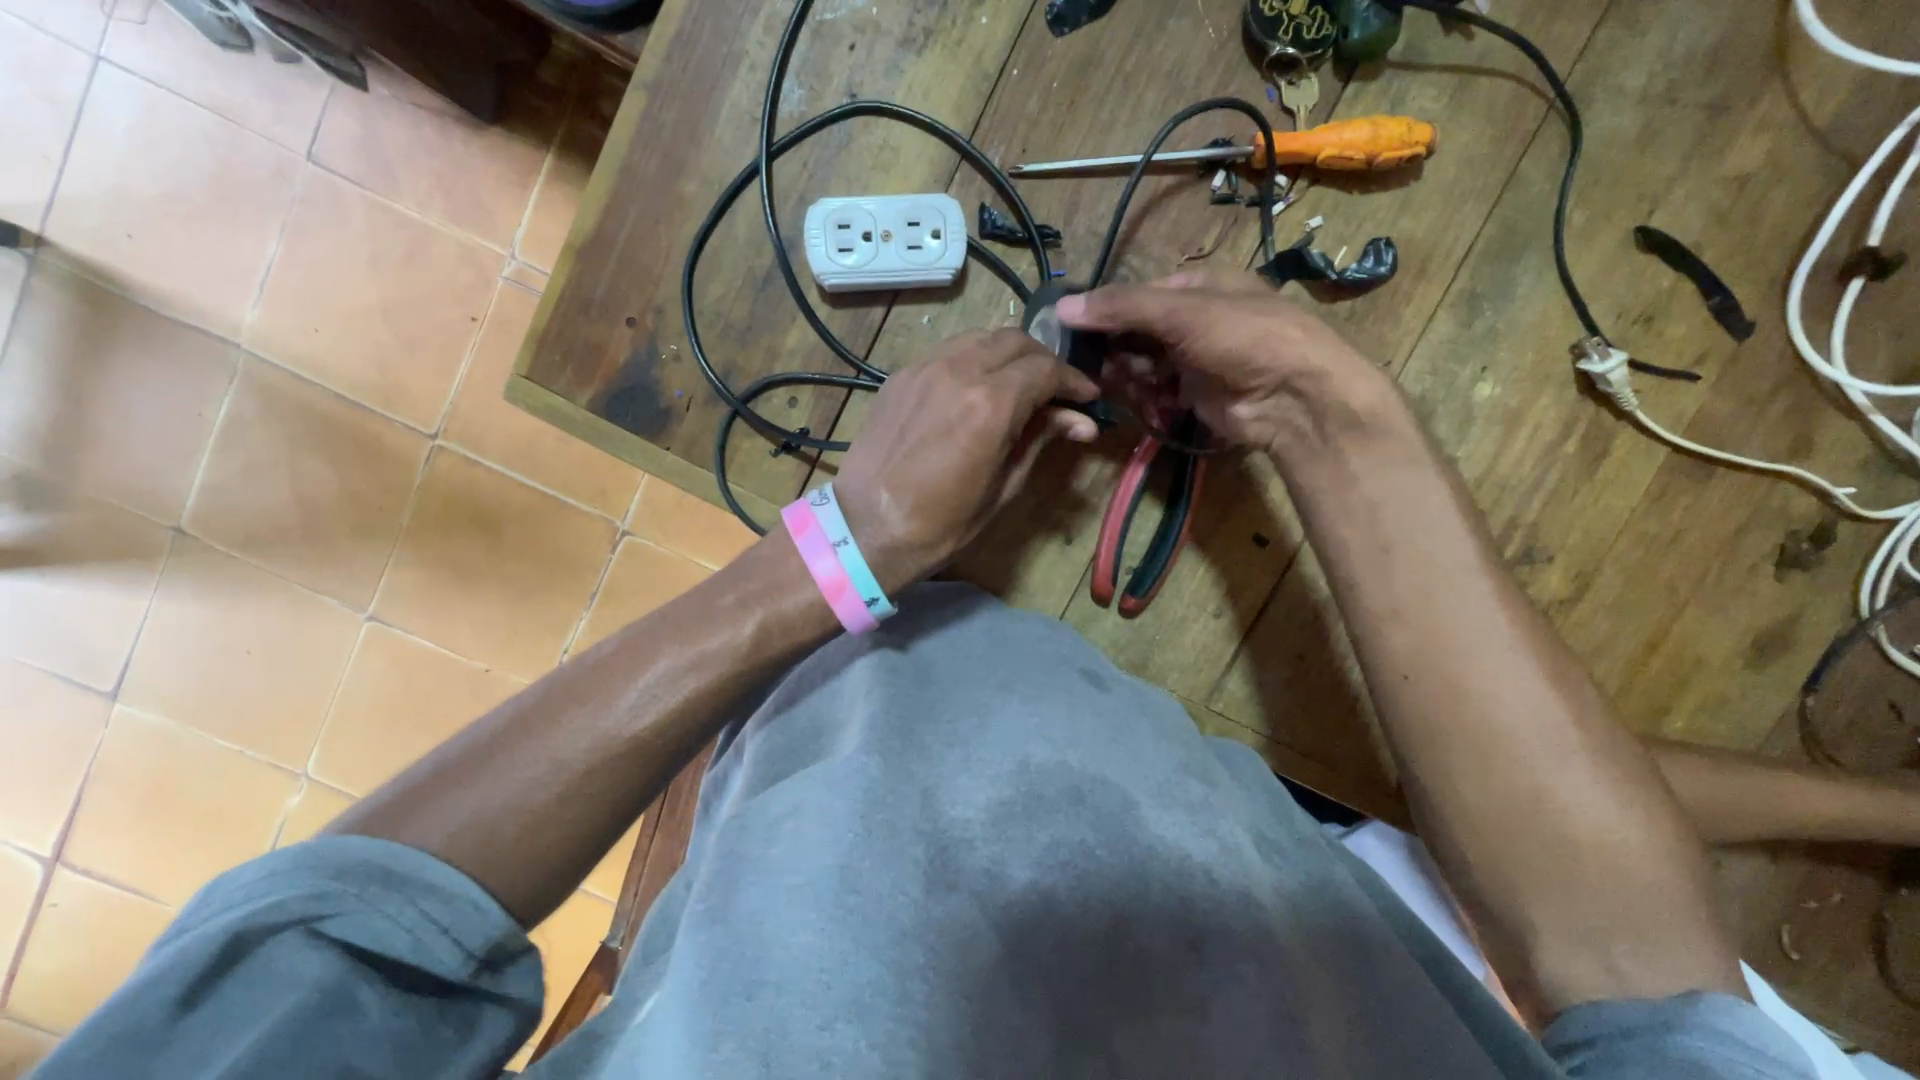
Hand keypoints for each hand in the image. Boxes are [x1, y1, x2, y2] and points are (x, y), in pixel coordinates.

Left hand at [833, 329, 1098, 591]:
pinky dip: (973, 361)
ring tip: (1018, 386)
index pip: (1046, 369)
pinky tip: (976, 391)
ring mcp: (924, 368)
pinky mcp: (901, 376)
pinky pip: (948, 353)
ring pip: (980, 339)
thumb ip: (1040, 441)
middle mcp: (958, 371)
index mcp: (990, 403)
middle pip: (1015, 341)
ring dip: (1008, 355)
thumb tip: (1080, 422)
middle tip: (1056, 392)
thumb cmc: (941, 524)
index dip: (1073, 380)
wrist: (866, 529)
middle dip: (1043, 361)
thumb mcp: (1003, 487)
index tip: (1088, 398)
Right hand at [1056, 270, 1388, 452]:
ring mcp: (1198, 359)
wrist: (1295, 398)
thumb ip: (1122, 308)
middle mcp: (1197, 319)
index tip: (1074, 331)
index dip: (1107, 312)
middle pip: (1138, 332)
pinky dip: (1150, 400)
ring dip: (1131, 378)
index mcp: (1200, 285)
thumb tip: (1061, 306)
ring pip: (1145, 366)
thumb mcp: (1182, 312)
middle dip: (1118, 350)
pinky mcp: (1198, 395)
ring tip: (1127, 387)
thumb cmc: (1244, 338)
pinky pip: (1159, 394)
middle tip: (1097, 367)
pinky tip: (1151, 407)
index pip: (1139, 295)